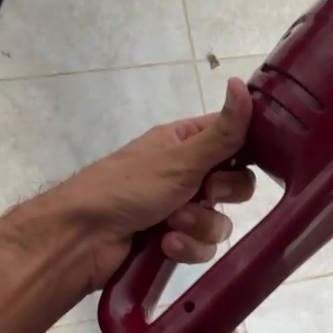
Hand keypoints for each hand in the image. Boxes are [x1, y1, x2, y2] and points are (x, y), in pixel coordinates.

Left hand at [38, 77, 255, 290]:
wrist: (82, 239)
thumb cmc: (127, 187)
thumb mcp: (180, 158)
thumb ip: (222, 132)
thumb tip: (243, 84)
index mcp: (184, 143)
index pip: (234, 138)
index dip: (248, 149)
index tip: (250, 160)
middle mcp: (187, 174)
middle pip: (236, 184)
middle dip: (222, 194)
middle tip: (204, 193)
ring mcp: (182, 210)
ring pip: (220, 221)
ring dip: (199, 225)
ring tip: (171, 224)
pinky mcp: (176, 242)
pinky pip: (204, 247)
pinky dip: (187, 248)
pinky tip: (165, 246)